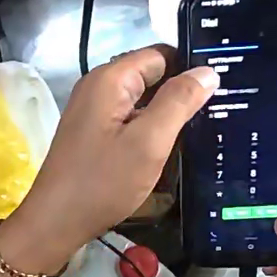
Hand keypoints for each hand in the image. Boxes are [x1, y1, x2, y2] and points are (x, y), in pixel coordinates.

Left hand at [3, 45, 216, 274]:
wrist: (56, 222)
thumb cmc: (103, 181)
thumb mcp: (149, 141)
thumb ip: (179, 102)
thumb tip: (207, 72)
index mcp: (110, 79)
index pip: (160, 54)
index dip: (190, 66)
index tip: (220, 87)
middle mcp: (99, 87)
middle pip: (151, 75)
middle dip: (181, 91)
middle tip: (217, 112)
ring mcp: (94, 110)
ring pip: (142, 99)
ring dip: (167, 113)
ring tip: (201, 130)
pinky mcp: (94, 132)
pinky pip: (131, 118)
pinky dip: (151, 128)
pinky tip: (170, 147)